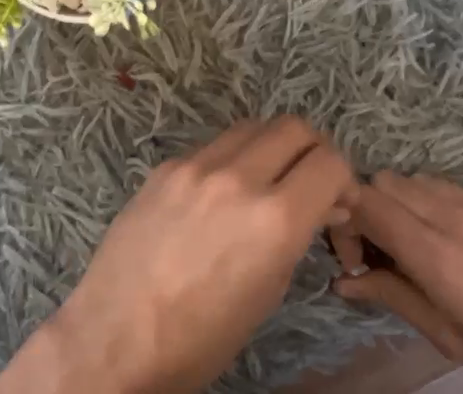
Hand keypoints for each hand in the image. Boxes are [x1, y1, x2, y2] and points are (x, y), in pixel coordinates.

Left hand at [0, 116, 356, 393]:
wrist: (118, 334)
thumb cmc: (203, 335)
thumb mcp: (269, 292)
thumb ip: (298, 236)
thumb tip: (324, 204)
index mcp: (274, 218)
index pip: (330, 162)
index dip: (343, 179)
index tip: (337, 201)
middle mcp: (237, 178)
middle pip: (294, 128)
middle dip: (313, 151)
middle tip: (310, 183)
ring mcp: (195, 166)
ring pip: (252, 127)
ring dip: (272, 146)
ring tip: (268, 182)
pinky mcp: (165, 166)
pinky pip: (213, 145)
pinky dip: (232, 158)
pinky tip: (222, 193)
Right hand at [329, 173, 462, 393]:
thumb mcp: (454, 340)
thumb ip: (394, 299)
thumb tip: (346, 280)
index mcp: (439, 253)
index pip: (363, 199)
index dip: (344, 218)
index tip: (354, 254)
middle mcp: (460, 213)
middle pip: (387, 181)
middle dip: (373, 209)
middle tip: (385, 252)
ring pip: (424, 180)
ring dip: (410, 205)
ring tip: (429, 248)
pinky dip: (453, 209)